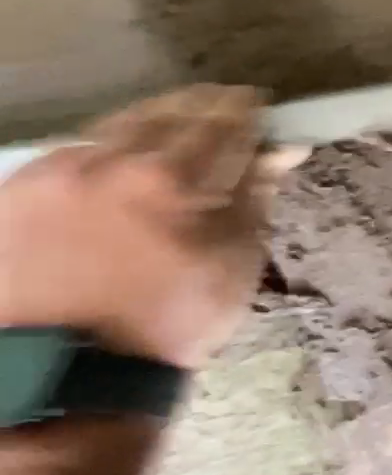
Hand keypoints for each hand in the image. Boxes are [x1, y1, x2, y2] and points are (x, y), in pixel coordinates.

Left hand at [0, 85, 307, 368]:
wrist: (63, 372)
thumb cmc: (174, 316)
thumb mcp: (237, 257)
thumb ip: (255, 195)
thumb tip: (282, 150)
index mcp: (170, 179)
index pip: (221, 123)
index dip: (246, 109)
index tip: (261, 103)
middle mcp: (104, 164)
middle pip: (160, 113)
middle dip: (197, 105)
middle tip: (223, 102)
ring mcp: (48, 179)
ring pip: (107, 128)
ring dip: (147, 120)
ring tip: (171, 123)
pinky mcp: (9, 200)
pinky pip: (65, 154)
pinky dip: (101, 146)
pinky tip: (115, 156)